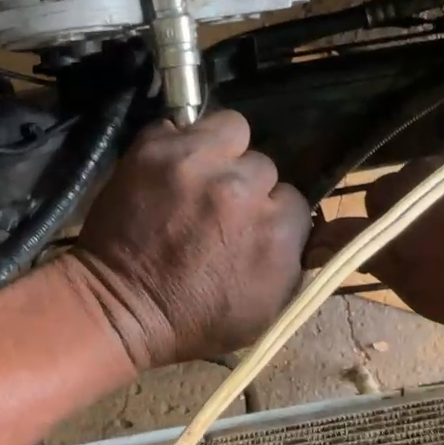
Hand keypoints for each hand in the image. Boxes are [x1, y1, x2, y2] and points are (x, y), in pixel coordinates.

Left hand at [67, 111, 309, 369]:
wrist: (119, 309)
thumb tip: (324, 226)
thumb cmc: (195, 321)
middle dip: (246, 183)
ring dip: (222, 150)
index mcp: (276, 231)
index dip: (270, 213)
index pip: (293, 197)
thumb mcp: (269, 308)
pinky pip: (181, 124)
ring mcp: (195, 164)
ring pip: (232, 128)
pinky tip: (168, 170)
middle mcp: (241, 189)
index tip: (248, 228)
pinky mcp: (155, 149)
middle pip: (263, 164)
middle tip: (220, 208)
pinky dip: (178, 142)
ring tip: (199, 176)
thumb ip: (299, 258)